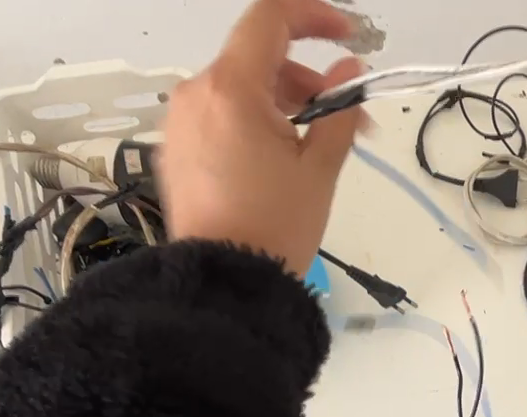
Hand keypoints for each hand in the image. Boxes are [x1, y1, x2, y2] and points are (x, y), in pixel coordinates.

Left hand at [161, 0, 364, 270]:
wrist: (226, 281)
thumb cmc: (275, 226)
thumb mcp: (319, 169)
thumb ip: (338, 112)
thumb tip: (350, 74)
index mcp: (231, 88)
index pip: (271, 20)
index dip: (314, 17)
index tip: (348, 34)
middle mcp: (196, 94)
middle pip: (257, 61)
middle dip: (306, 82)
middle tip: (346, 119)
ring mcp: (180, 124)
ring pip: (239, 93)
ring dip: (282, 107)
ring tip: (314, 150)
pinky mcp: (176, 152)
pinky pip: (220, 121)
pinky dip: (253, 127)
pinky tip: (278, 163)